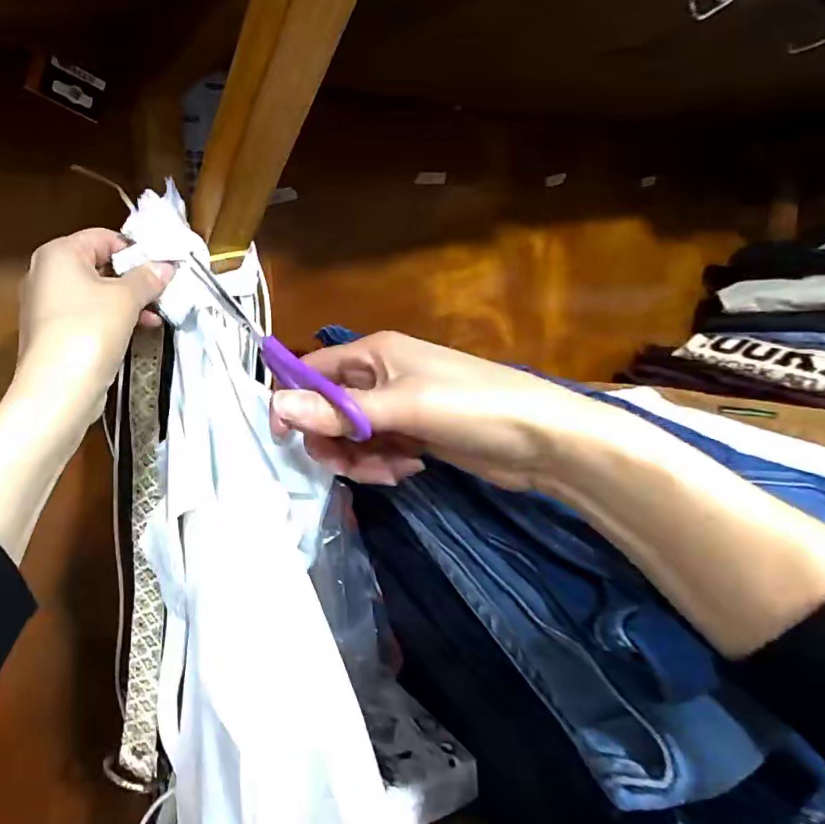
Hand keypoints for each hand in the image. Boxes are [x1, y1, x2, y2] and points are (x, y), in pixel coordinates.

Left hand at [13, 228, 173, 416]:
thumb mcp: (126, 298)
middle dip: (133, 278)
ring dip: (126, 301)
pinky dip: (111, 319)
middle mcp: (45, 274)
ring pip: (94, 294)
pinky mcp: (51, 335)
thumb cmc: (89, 330)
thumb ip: (147, 278)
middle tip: (163, 290)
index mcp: (57, 254)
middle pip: (98, 265)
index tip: (162, 265)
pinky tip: (139, 329)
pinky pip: (86, 317)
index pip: (103, 237)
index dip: (135, 249)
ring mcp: (45, 306)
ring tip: (156, 313)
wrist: (57, 390)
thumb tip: (164, 267)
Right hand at [269, 331, 654, 490]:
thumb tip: (276, 406)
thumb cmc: (472, 408)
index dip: (292, 401)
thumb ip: (338, 412)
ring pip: (350, 434)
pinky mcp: (413, 432)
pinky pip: (376, 448)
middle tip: (346, 464)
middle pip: (326, 408)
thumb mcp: (401, 408)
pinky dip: (383, 462)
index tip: (285, 437)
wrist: (548, 441)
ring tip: (391, 470)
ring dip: (360, 457)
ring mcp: (396, 405)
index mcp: (372, 353)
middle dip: (332, 440)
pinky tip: (410, 469)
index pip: (310, 371)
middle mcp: (378, 375)